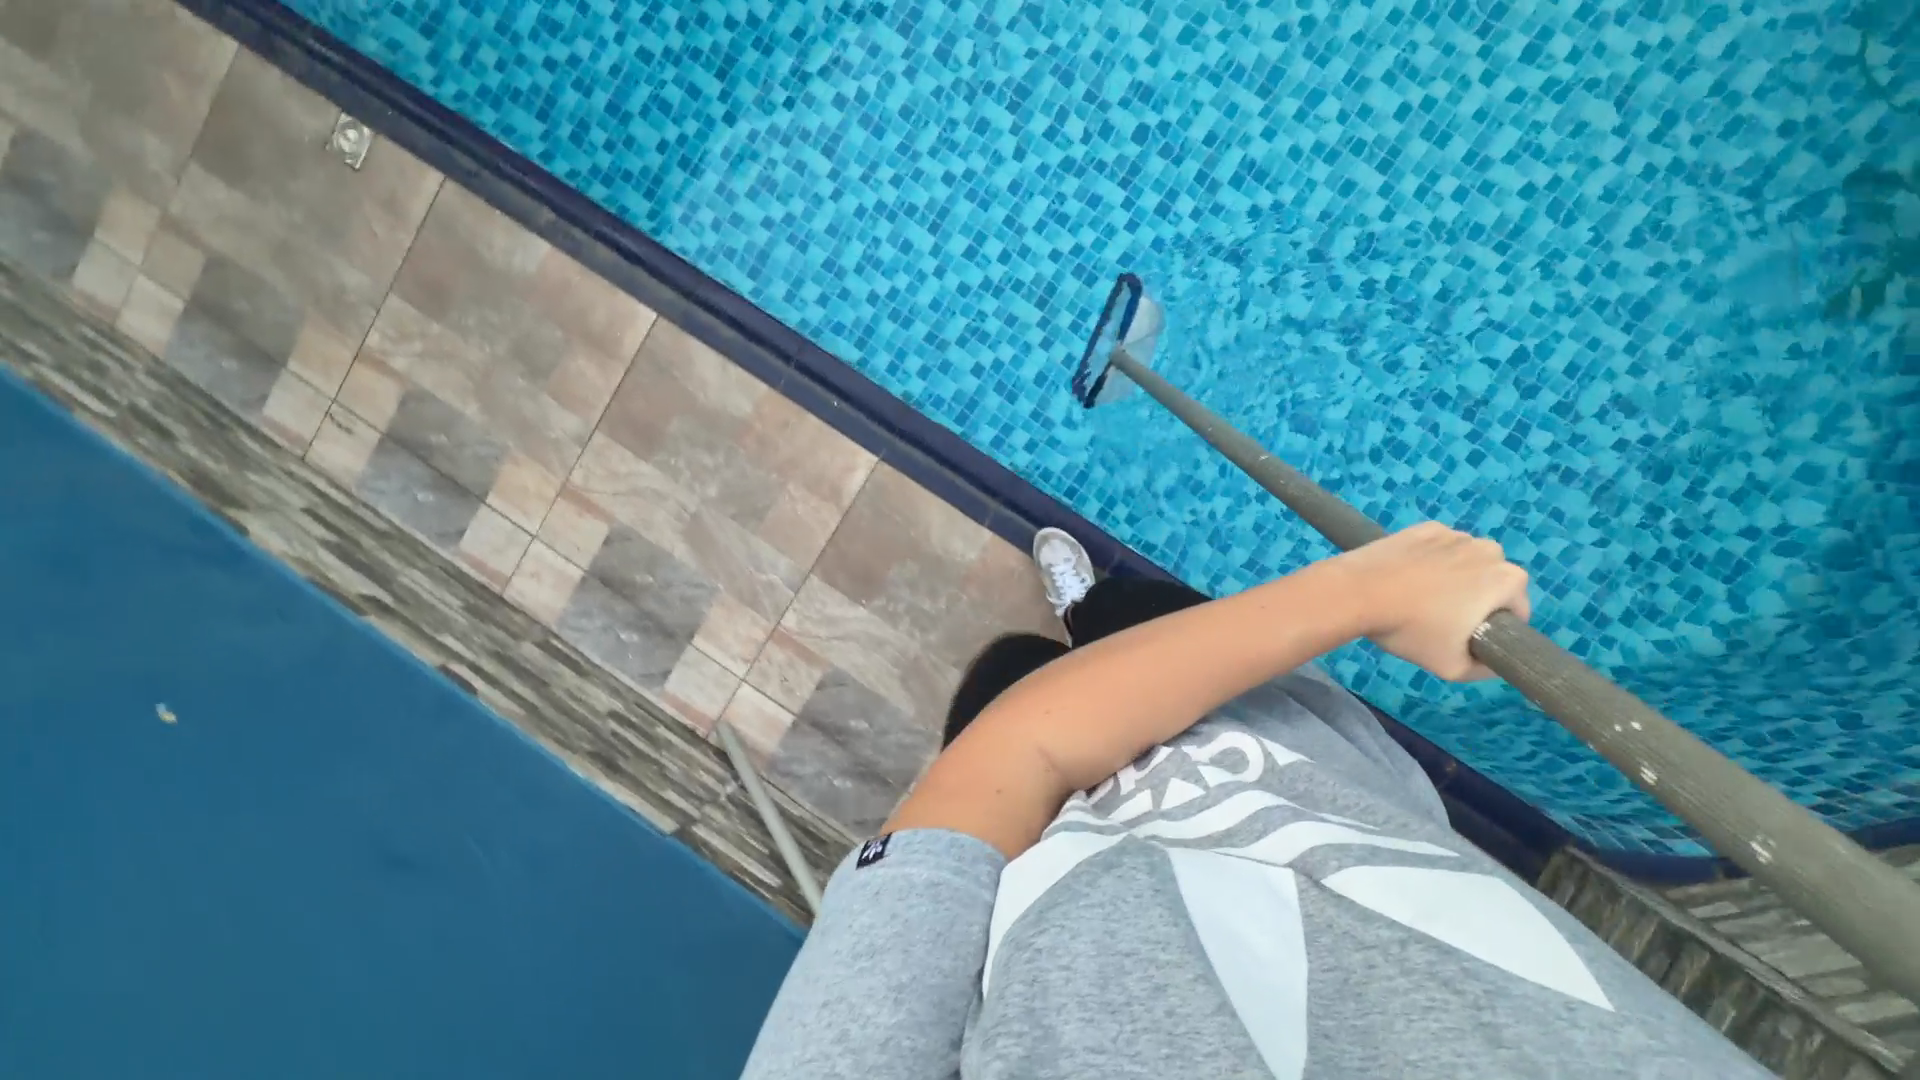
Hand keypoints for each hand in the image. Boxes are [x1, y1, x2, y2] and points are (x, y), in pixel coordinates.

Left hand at [1321, 522, 1531, 681]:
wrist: (1356, 592)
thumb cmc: (1409, 629)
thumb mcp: (1454, 667)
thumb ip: (1486, 669)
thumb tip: (1493, 662)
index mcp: (1508, 579)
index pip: (1514, 611)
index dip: (1491, 628)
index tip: (1460, 636)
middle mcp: (1489, 549)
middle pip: (1491, 584)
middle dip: (1473, 600)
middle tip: (1436, 618)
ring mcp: (1455, 534)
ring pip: (1466, 563)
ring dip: (1453, 577)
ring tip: (1417, 597)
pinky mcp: (1424, 527)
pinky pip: (1438, 548)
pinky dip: (1429, 560)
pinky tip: (1405, 575)